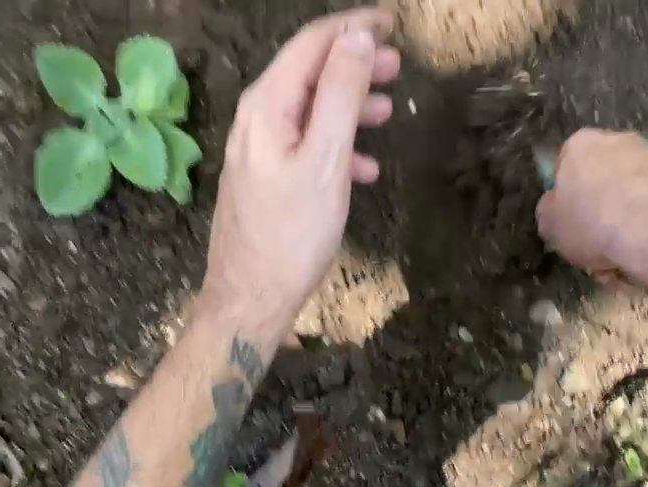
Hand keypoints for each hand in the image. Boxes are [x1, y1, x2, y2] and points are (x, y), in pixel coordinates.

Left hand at [200, 10, 400, 335]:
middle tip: (397, 69)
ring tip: (387, 114)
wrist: (250, 299)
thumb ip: (341, 95)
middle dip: (354, 67)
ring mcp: (256, 155)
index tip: (391, 26)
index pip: (311, 45)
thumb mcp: (325, 160)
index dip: (353, 29)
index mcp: (267, 107)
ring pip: (309, 115)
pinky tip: (364, 170)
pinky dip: (335, 149)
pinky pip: (303, 150)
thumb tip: (358, 39)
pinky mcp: (263, 184)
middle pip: (309, 76)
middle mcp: (255, 122)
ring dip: (349, 109)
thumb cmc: (291, 235)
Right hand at [536, 130, 647, 281]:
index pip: (566, 165)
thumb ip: (549, 212)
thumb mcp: (551, 227)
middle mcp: (619, 140)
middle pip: (602, 181)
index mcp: (581, 146)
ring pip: (631, 196)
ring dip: (624, 227)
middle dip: (599, 215)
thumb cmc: (593, 224)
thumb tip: (555, 207)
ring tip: (621, 262)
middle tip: (596, 250)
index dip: (567, 198)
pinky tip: (645, 253)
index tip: (570, 225)